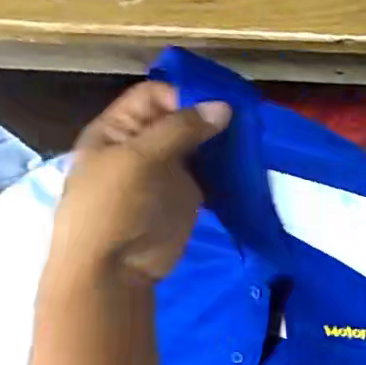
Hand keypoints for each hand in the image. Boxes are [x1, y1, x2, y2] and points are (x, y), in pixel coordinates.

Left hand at [48, 81, 230, 284]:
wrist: (114, 269)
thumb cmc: (114, 207)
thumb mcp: (140, 158)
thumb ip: (181, 129)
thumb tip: (224, 107)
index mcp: (117, 129)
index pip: (154, 96)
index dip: (184, 95)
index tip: (219, 104)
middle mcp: (143, 146)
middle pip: (179, 120)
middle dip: (209, 117)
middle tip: (245, 119)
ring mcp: (166, 173)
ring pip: (199, 147)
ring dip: (221, 144)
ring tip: (251, 140)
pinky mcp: (187, 198)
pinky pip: (210, 176)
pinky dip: (227, 170)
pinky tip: (246, 165)